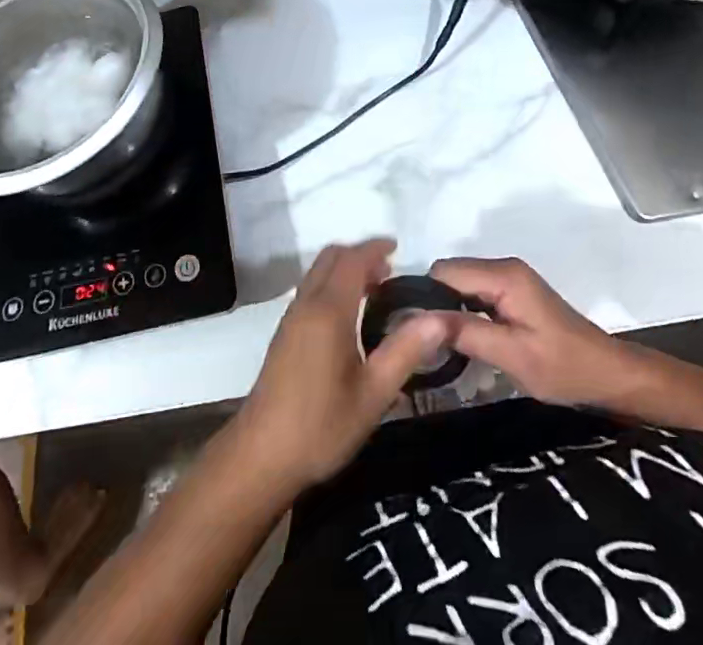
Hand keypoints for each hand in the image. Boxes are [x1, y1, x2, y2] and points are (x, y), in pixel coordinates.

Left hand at [233, 240, 448, 489]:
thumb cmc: (322, 425)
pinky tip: (350, 319)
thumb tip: (440, 317)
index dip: (374, 249)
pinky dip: (331, 288)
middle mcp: (305, 307)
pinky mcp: (284, 336)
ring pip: (316, 275)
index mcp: (327, 312)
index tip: (398, 249)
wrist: (262, 454)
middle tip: (390, 272)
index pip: (350, 261)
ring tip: (376, 293)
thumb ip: (406, 350)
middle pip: (329, 259)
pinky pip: (310, 293)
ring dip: (343, 272)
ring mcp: (290, 320)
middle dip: (358, 255)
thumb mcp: (373, 393)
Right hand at [431, 257, 656, 408]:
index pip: (442, 272)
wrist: (610, 376)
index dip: (424, 298)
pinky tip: (463, 337)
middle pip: (448, 275)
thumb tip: (416, 317)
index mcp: (503, 275)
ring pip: (458, 284)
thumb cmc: (563, 367)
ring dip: (447, 309)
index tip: (413, 330)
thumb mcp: (510, 355)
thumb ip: (463, 332)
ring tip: (442, 342)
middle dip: (433, 304)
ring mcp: (509, 278)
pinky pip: (472, 292)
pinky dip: (462, 312)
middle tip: (427, 341)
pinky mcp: (512, 292)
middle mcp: (503, 267)